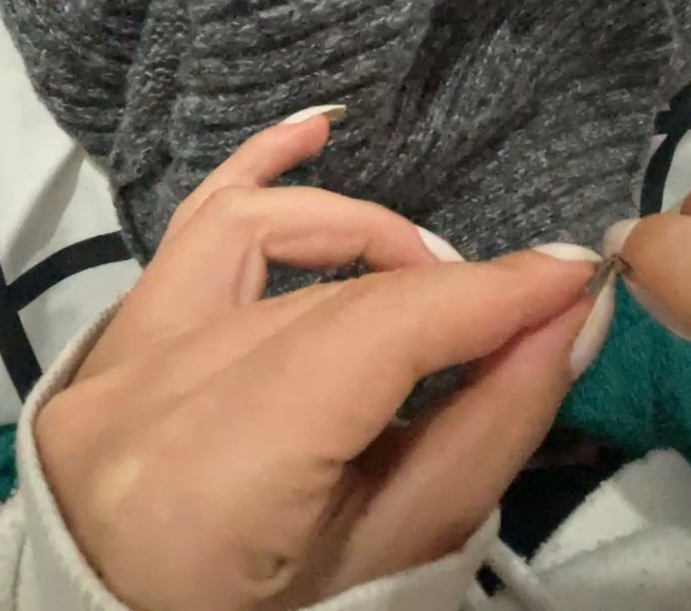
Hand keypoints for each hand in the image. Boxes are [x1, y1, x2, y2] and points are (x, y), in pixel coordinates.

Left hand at [35, 112, 612, 610]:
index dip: (481, 299)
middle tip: (525, 303)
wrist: (117, 610)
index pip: (370, 338)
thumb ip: (475, 437)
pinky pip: (190, 216)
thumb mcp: (377, 557)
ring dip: (362, 230)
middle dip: (448, 290)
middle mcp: (156, 383)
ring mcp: (126, 340)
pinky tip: (316, 127)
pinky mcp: (124, 319)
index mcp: (215, 475)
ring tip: (426, 262)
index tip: (573, 278)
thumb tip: (555, 324)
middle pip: (331, 298)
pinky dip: (258, 163)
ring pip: (262, 231)